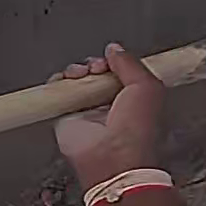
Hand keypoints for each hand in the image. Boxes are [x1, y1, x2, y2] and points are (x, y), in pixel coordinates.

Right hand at [50, 43, 164, 188]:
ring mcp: (86, 110)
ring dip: (76, 70)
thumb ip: (130, 63)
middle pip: (95, 73)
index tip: (110, 61)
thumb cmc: (137, 127)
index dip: (113, 62)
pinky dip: (57, 82)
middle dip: (93, 64)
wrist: (113, 157)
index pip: (118, 71)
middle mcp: (109, 104)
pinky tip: (64, 79)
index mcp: (133, 98)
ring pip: (76, 80)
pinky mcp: (65, 117)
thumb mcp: (147, 86)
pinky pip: (57, 93)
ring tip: (79, 74)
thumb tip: (114, 48)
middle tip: (95, 68)